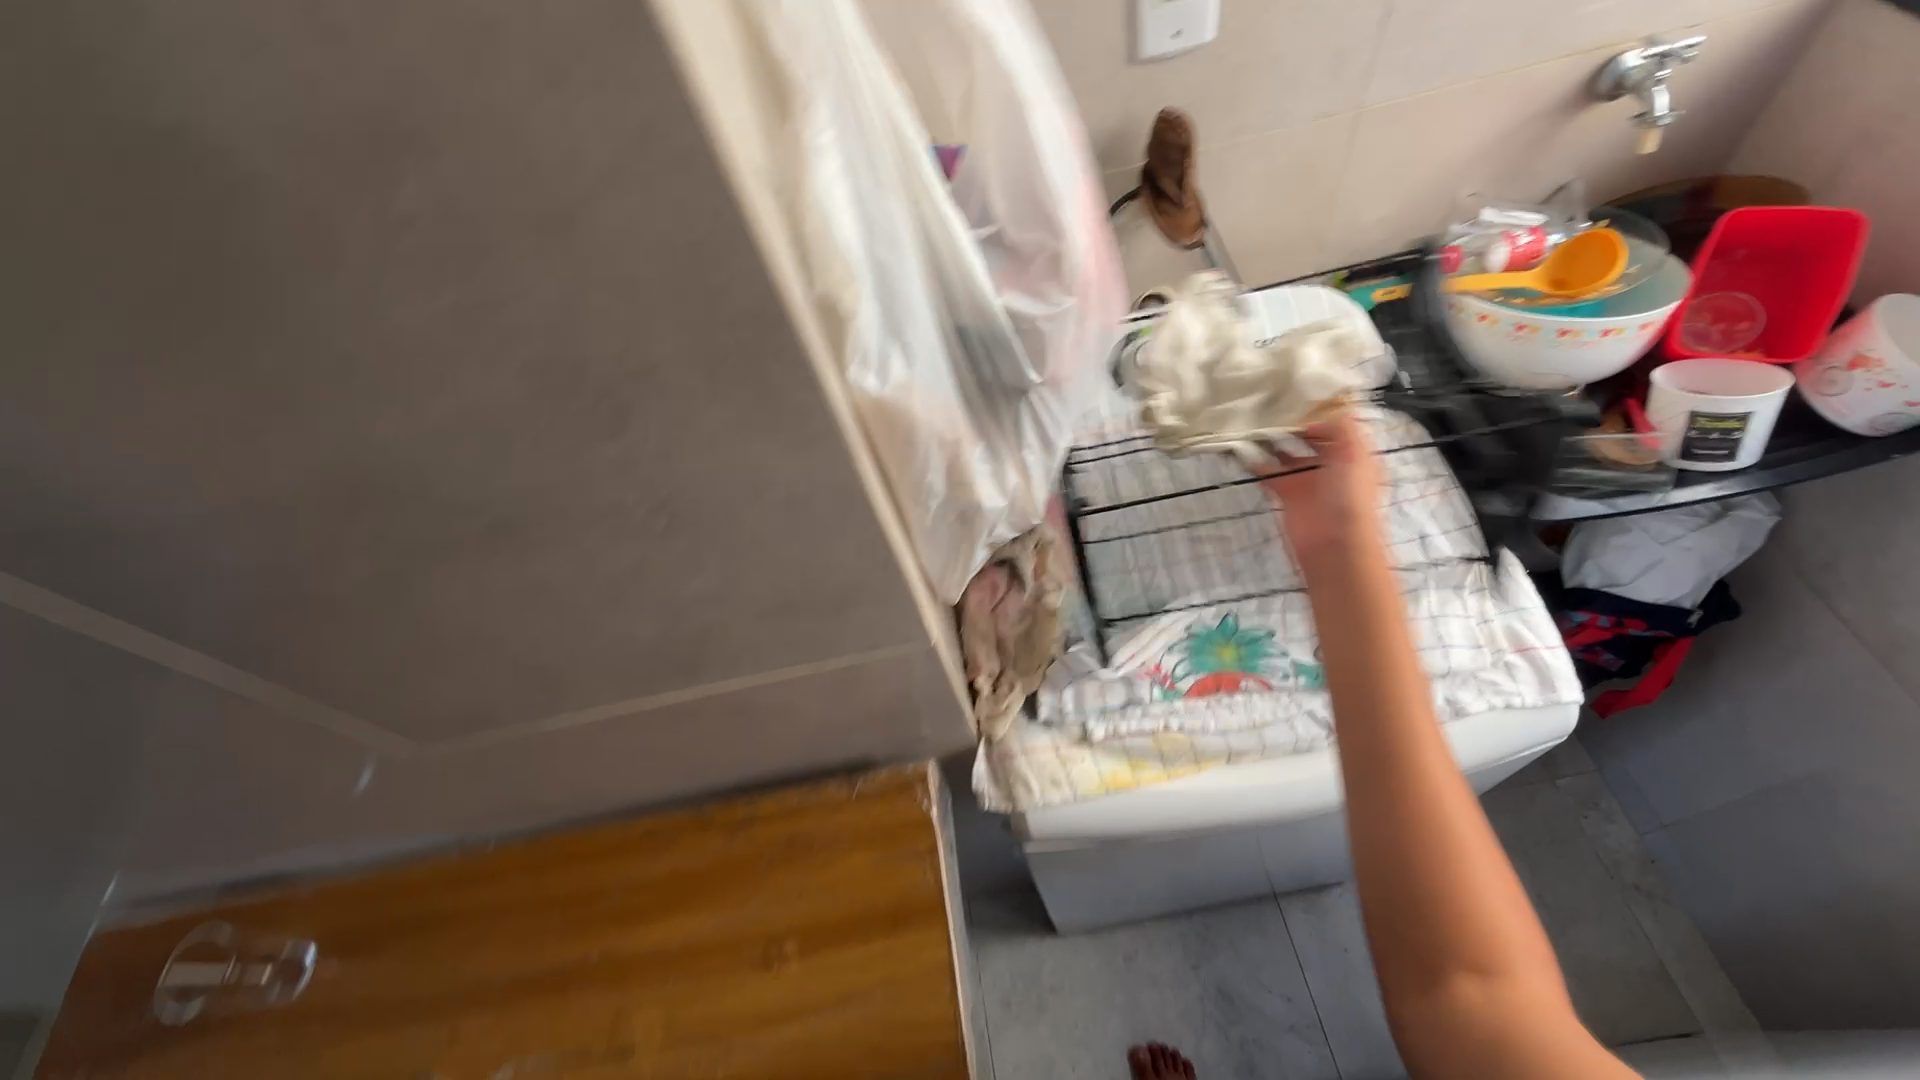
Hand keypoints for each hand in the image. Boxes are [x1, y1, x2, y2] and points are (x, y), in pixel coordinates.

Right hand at [1254, 411, 1383, 566]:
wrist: (1334, 544)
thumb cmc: (1350, 496)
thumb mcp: (1355, 452)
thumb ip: (1341, 427)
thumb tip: (1314, 417)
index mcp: (1354, 452)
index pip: (1337, 423)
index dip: (1320, 409)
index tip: (1296, 392)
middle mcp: (1332, 463)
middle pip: (1310, 437)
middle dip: (1292, 423)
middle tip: (1268, 403)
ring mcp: (1309, 479)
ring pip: (1287, 453)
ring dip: (1272, 440)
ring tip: (1251, 421)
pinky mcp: (1288, 494)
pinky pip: (1270, 473)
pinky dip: (1256, 462)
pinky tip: (1242, 448)